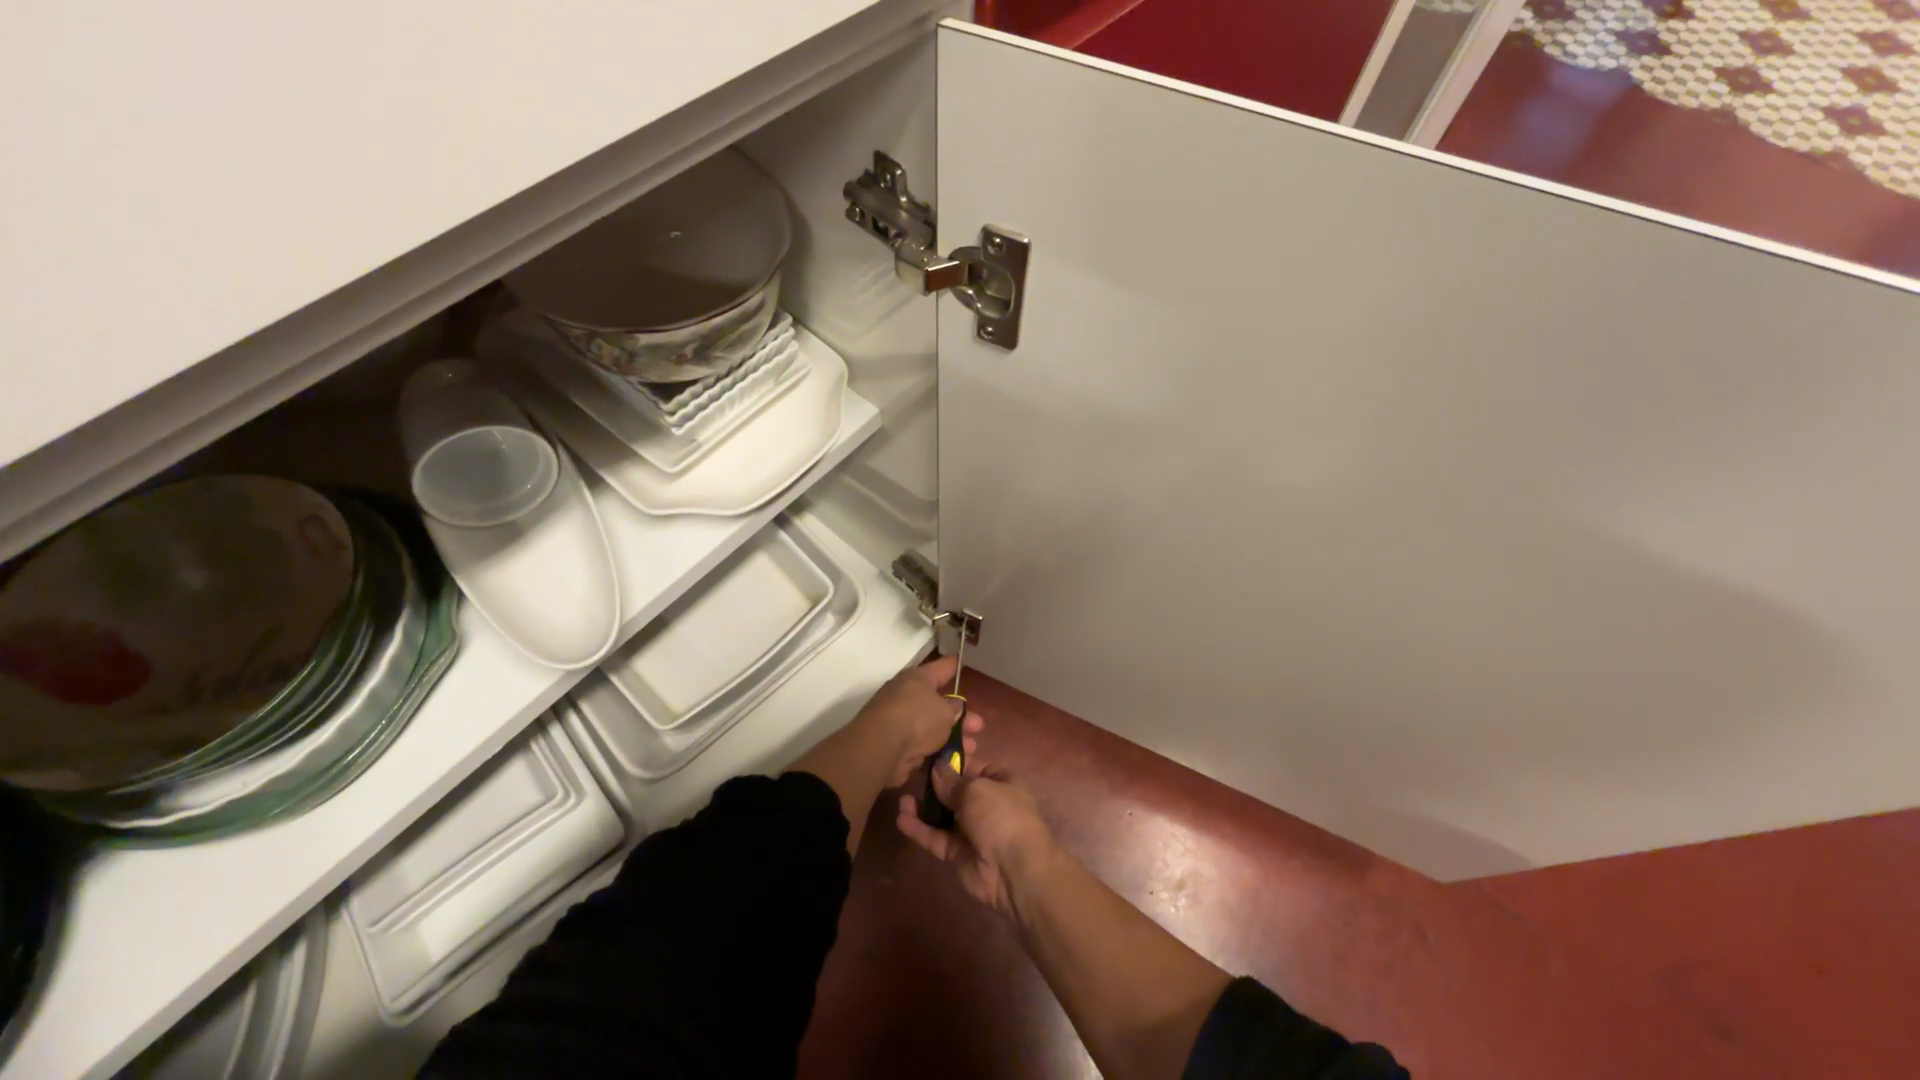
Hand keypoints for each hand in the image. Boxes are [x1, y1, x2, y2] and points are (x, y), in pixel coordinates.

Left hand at [851, 655, 982, 787]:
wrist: (882, 747)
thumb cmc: (918, 718)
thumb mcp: (946, 710)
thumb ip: (955, 708)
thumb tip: (955, 705)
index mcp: (917, 680)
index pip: (940, 668)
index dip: (952, 665)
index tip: (960, 660)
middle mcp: (906, 697)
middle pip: (938, 704)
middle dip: (961, 716)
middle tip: (979, 726)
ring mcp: (900, 722)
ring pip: (933, 728)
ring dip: (954, 738)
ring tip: (972, 748)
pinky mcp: (897, 746)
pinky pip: (924, 747)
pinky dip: (939, 753)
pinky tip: (955, 762)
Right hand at [897, 755, 1055, 917]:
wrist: (1014, 870)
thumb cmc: (1000, 815)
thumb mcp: (976, 789)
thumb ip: (951, 780)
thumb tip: (936, 767)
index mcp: (1001, 782)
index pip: (973, 766)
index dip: (952, 760)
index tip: (927, 754)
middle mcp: (986, 804)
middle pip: (954, 790)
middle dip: (933, 784)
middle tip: (909, 775)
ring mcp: (970, 830)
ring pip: (941, 815)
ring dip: (922, 807)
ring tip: (902, 799)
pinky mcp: (956, 853)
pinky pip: (935, 837)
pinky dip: (919, 828)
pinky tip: (901, 818)